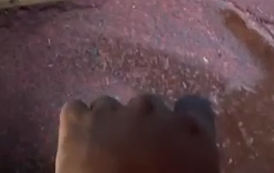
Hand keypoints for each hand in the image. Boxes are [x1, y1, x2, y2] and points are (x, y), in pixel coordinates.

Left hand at [55, 95, 218, 172]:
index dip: (186, 124)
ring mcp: (111, 109)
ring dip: (111, 125)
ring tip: (107, 155)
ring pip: (111, 107)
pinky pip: (77, 111)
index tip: (179, 142)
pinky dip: (79, 125)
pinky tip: (80, 147)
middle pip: (150, 107)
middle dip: (145, 126)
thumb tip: (184, 163)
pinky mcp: (77, 117)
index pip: (197, 110)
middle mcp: (152, 111)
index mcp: (190, 134)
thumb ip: (195, 165)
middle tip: (140, 157)